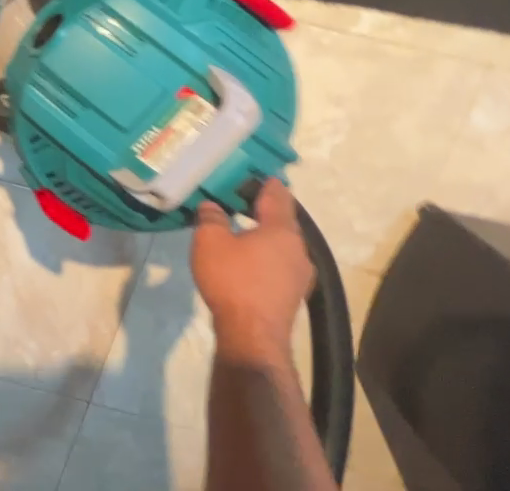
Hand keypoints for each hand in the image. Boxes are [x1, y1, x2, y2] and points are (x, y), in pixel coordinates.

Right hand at [192, 179, 314, 365]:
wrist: (251, 334)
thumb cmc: (232, 279)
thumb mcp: (210, 241)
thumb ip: (211, 218)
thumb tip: (212, 207)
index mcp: (281, 230)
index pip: (278, 197)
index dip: (268, 184)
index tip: (260, 174)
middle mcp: (298, 250)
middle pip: (283, 222)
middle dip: (265, 210)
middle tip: (243, 199)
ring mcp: (299, 275)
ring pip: (282, 245)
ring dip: (265, 235)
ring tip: (244, 229)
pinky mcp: (292, 294)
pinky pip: (279, 263)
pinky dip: (266, 255)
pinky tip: (249, 259)